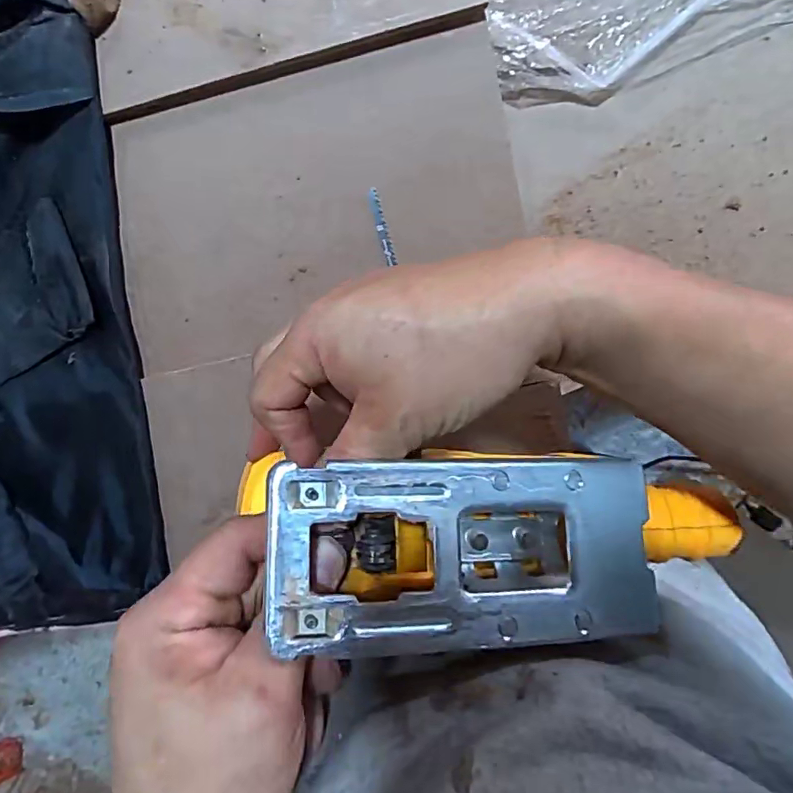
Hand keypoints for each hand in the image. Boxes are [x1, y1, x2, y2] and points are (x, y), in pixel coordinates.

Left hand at [110, 516, 335, 792]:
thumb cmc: (216, 782)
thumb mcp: (262, 689)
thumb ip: (295, 613)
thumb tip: (329, 547)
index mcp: (168, 613)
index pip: (236, 540)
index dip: (290, 531)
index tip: (341, 536)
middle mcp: (178, 622)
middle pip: (259, 581)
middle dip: (301, 615)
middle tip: (328, 646)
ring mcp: (197, 652)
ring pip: (272, 617)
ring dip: (302, 654)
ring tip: (308, 698)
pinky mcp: (217, 677)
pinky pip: (268, 650)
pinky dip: (293, 676)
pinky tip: (297, 713)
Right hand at [249, 238, 597, 463]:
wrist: (525, 300)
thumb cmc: (449, 360)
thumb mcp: (395, 421)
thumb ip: (350, 460)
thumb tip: (324, 491)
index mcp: (315, 330)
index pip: (266, 392)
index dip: (282, 441)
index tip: (317, 471)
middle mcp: (332, 308)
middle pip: (287, 368)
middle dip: (293, 416)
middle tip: (306, 452)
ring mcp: (369, 300)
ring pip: (329, 360)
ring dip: (335, 401)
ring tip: (364, 433)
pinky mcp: (401, 302)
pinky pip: (363, 347)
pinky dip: (365, 381)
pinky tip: (398, 402)